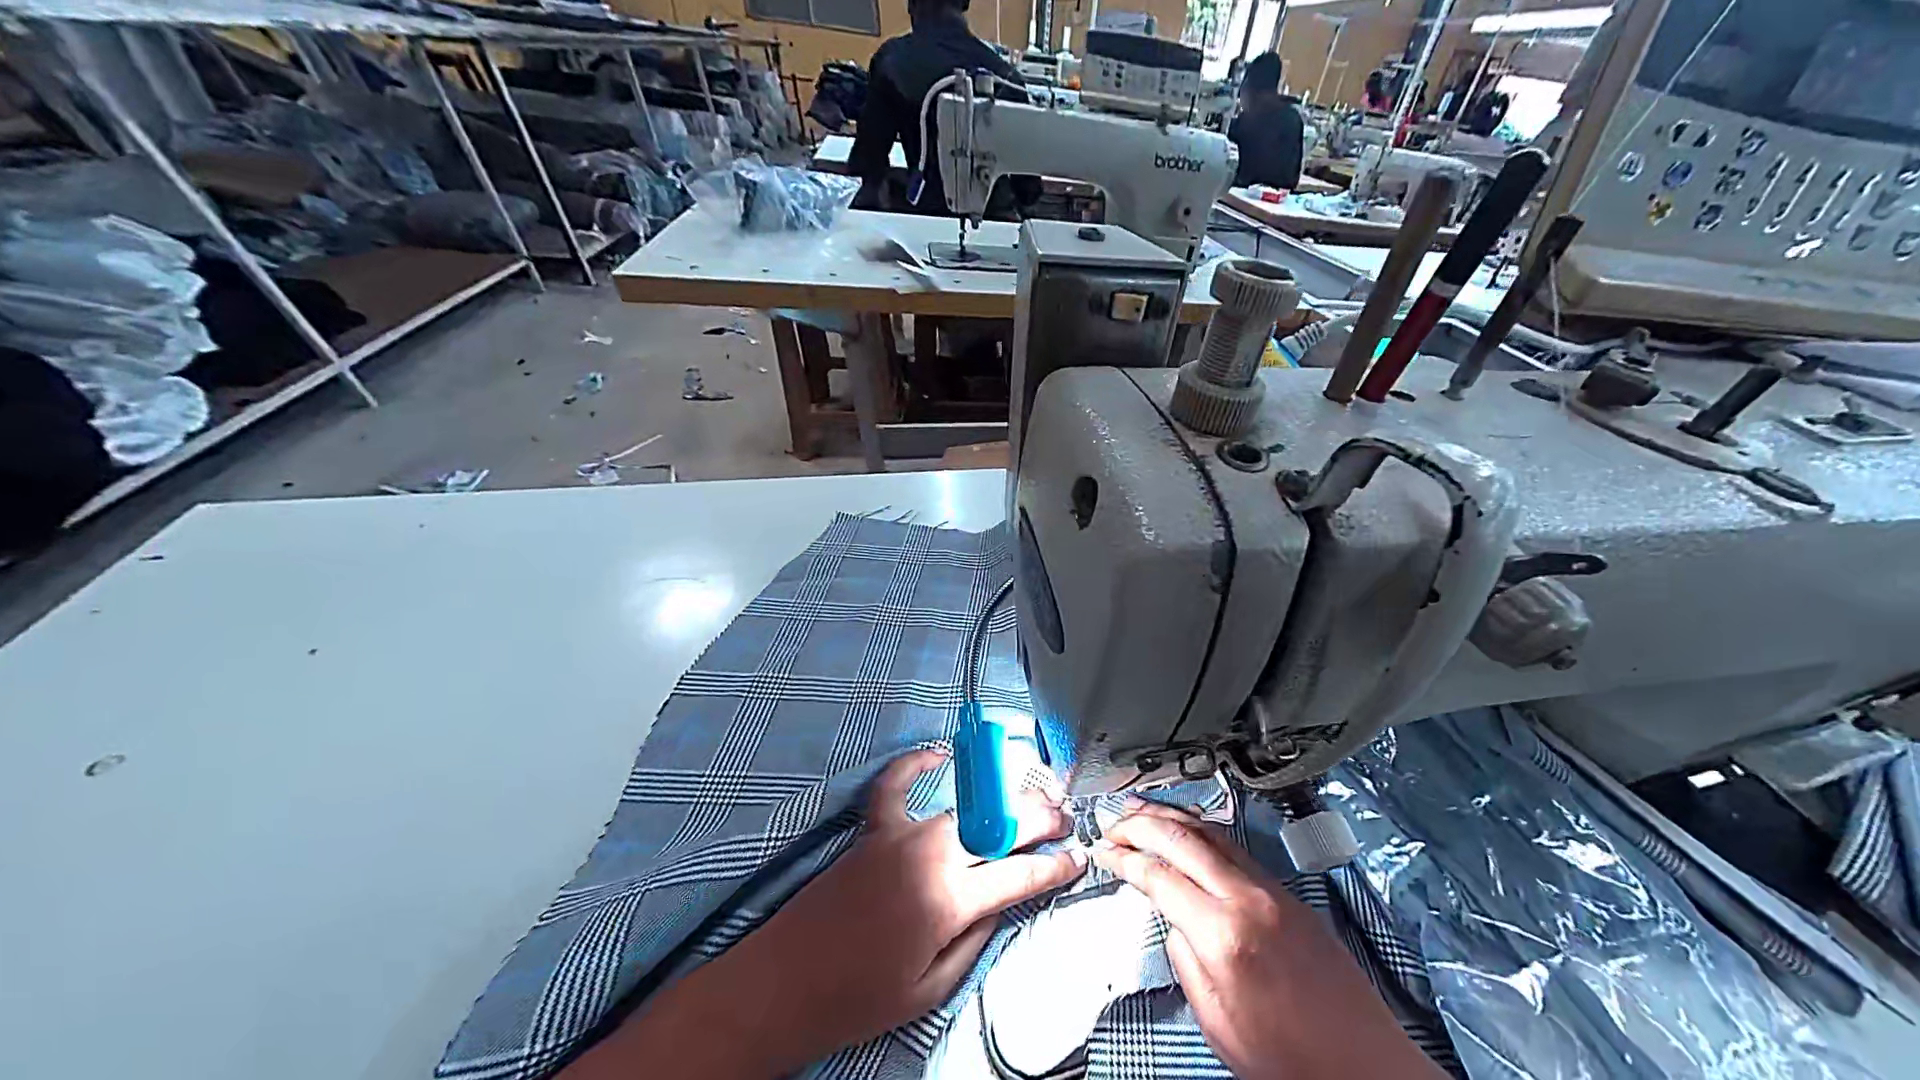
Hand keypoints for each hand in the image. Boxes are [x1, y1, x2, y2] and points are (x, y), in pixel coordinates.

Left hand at [566, 747, 1084, 1078]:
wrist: (785, 981)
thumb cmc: (860, 997)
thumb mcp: (932, 988)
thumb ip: (976, 939)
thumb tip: (1004, 902)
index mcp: (949, 901)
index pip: (1018, 874)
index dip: (1053, 865)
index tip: (1077, 857)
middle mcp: (930, 856)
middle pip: (997, 827)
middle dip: (1037, 818)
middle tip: (1064, 816)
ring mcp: (898, 835)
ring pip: (960, 806)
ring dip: (998, 798)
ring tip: (1024, 795)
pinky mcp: (872, 830)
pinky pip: (896, 784)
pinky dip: (916, 763)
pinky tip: (939, 753)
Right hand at [1092, 802, 1442, 1079]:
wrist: (1366, 1068)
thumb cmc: (1296, 1059)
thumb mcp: (1217, 1020)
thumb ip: (1185, 958)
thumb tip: (1174, 922)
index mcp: (1223, 935)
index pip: (1157, 875)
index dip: (1122, 858)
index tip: (1104, 853)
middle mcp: (1248, 900)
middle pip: (1180, 838)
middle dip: (1139, 825)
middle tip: (1113, 825)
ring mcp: (1272, 892)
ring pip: (1210, 832)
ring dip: (1170, 817)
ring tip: (1142, 811)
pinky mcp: (1288, 895)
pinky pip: (1235, 846)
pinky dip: (1202, 830)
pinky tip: (1189, 830)